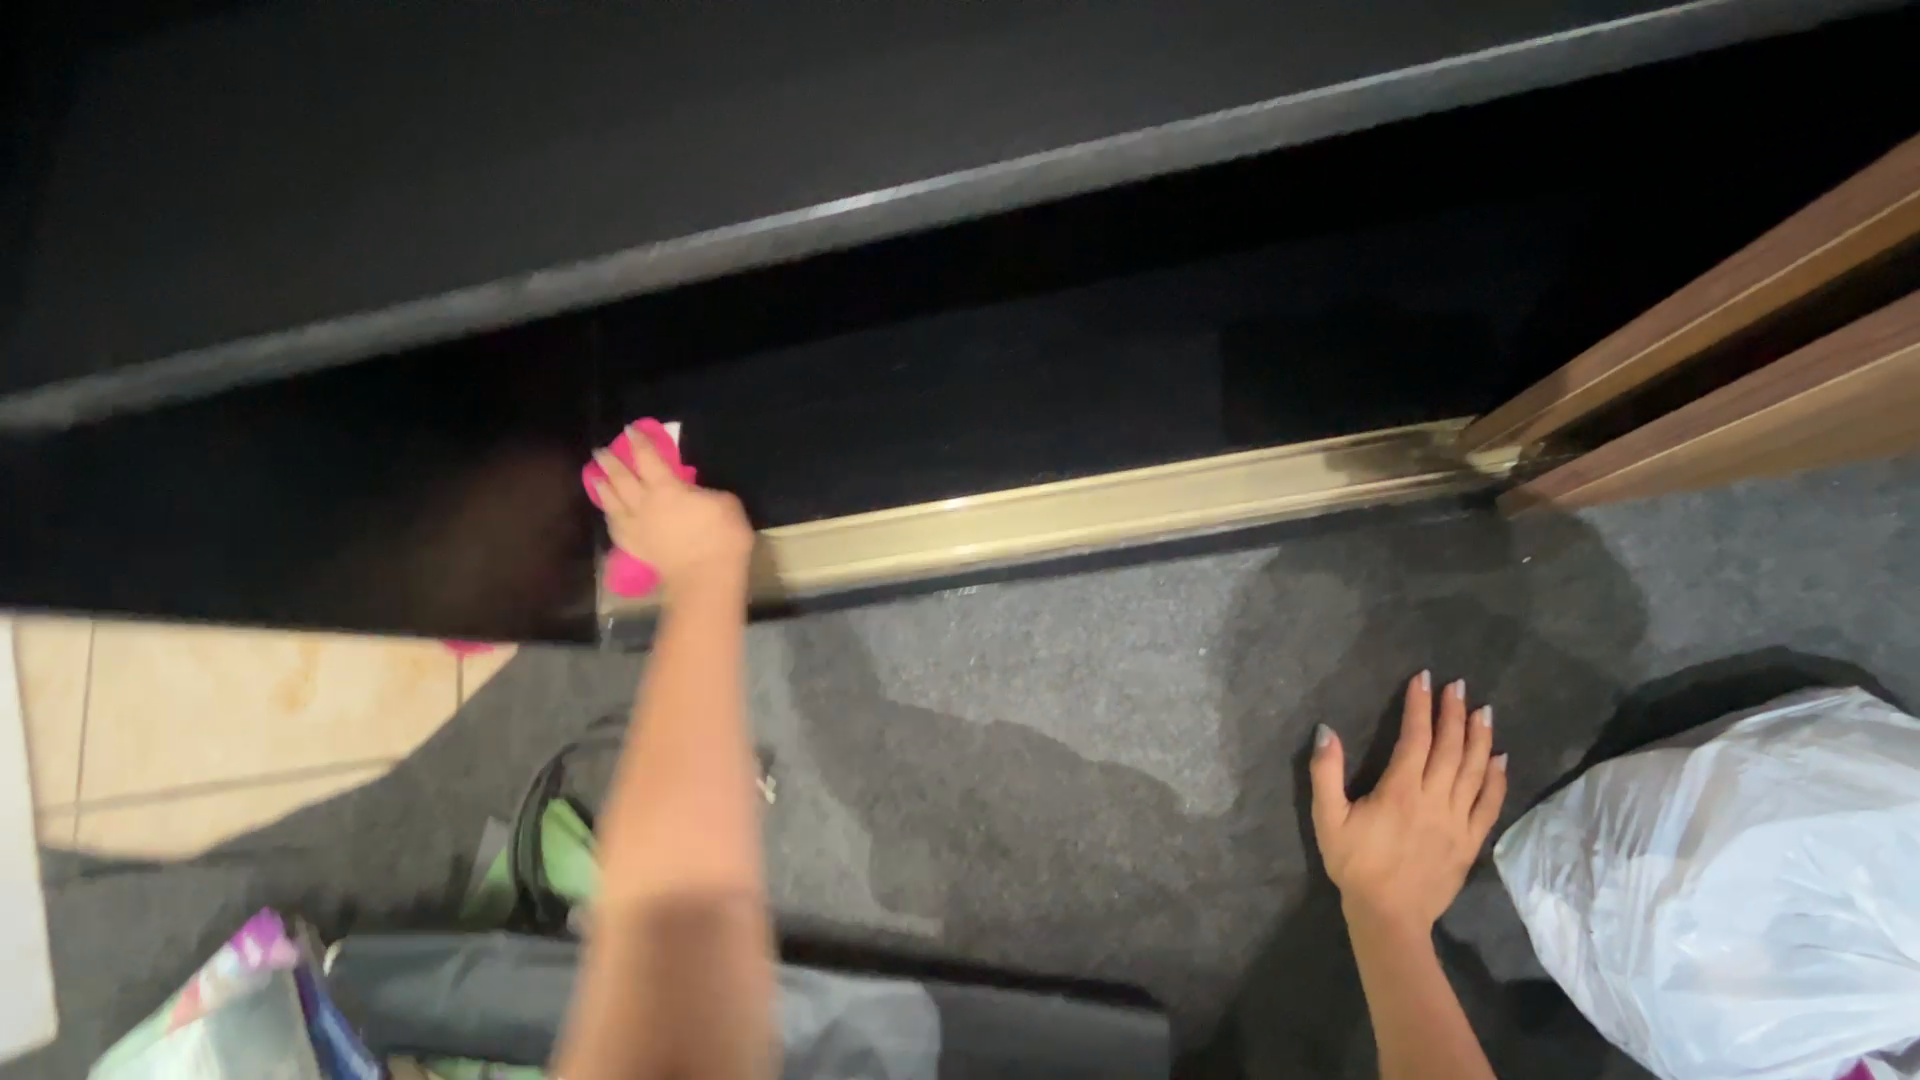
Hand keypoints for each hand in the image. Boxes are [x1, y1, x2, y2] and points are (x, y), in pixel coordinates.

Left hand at [591, 427, 753, 595]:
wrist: (705, 577)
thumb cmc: (722, 536)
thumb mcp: (726, 503)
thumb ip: (706, 492)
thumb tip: (697, 493)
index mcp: (667, 487)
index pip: (648, 457)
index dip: (639, 441)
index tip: (631, 429)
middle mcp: (644, 503)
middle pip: (621, 477)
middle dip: (611, 461)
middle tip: (602, 450)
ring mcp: (636, 526)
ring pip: (612, 501)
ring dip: (603, 486)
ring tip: (596, 476)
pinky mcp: (635, 547)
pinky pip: (615, 527)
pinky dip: (610, 516)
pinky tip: (609, 513)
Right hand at [1310, 672, 1506, 934]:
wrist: (1389, 916)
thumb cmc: (1354, 863)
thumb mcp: (1327, 818)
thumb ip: (1325, 773)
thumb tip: (1326, 731)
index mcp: (1400, 791)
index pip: (1415, 738)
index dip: (1420, 707)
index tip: (1423, 679)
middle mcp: (1435, 800)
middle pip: (1450, 749)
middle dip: (1454, 713)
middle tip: (1458, 686)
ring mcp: (1457, 821)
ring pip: (1475, 771)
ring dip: (1479, 738)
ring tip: (1483, 710)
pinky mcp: (1470, 841)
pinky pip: (1489, 804)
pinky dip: (1497, 778)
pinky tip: (1500, 758)